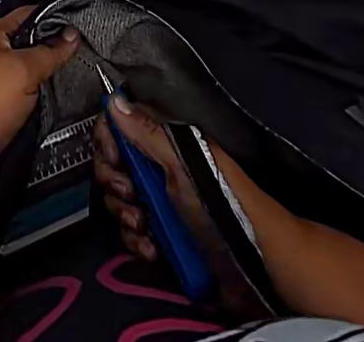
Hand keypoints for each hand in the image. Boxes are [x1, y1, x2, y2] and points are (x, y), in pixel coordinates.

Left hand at [0, 6, 78, 184]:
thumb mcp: (25, 70)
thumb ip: (50, 51)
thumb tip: (69, 38)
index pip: (31, 14)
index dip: (55, 17)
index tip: (76, 28)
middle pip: (31, 42)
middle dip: (52, 49)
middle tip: (72, 55)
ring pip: (28, 70)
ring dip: (43, 75)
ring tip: (61, 79)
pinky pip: (23, 93)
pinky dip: (36, 97)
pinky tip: (46, 101)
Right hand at [91, 97, 210, 262]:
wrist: (254, 262)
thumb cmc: (222, 202)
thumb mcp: (182, 163)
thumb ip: (146, 132)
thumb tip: (116, 100)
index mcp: (165, 140)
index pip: (121, 126)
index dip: (108, 139)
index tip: (114, 156)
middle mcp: (158, 165)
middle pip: (113, 163)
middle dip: (115, 182)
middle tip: (131, 193)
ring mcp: (158, 199)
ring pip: (119, 200)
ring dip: (126, 215)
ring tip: (145, 225)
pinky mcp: (160, 232)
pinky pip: (131, 232)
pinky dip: (137, 241)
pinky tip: (152, 248)